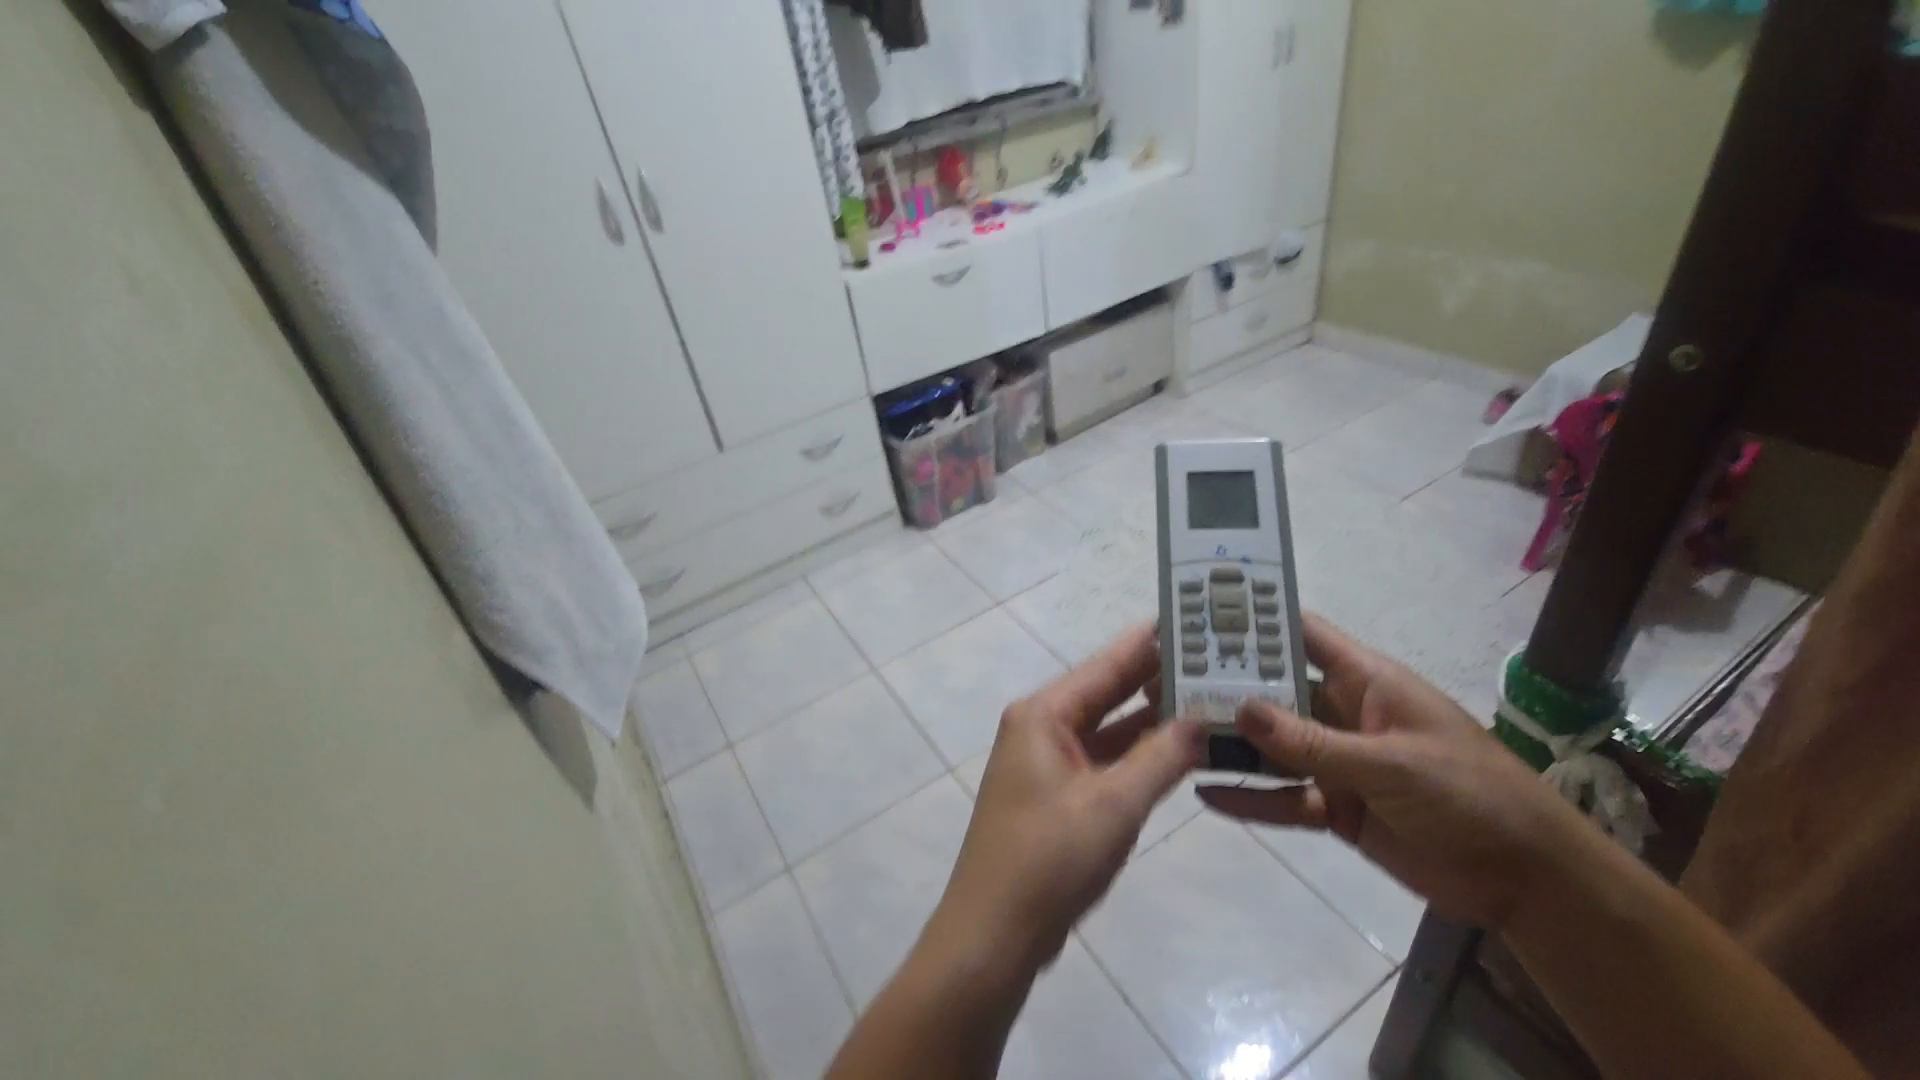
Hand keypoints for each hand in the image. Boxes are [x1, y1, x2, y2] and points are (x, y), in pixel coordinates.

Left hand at [930, 623, 1204, 973]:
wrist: (994, 933)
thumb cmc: (1050, 859)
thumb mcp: (1114, 804)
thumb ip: (1162, 756)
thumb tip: (1202, 717)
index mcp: (1043, 715)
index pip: (1107, 664)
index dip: (1151, 642)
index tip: (1194, 617)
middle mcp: (1041, 729)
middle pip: (1107, 693)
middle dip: (1158, 678)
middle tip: (1217, 658)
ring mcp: (1047, 764)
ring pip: (1109, 730)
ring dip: (1152, 720)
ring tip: (1211, 697)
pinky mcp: (1057, 798)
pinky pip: (1104, 763)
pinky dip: (1139, 757)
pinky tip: (1180, 750)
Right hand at [1199, 614, 1588, 930]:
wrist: (1528, 878)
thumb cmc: (1471, 795)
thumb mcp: (1391, 763)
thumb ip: (1313, 742)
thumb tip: (1240, 707)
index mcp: (1368, 682)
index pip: (1303, 636)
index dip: (1257, 621)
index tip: (1198, 614)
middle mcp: (1345, 715)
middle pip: (1275, 692)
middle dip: (1226, 686)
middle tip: (1163, 679)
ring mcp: (1339, 763)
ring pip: (1273, 746)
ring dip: (1230, 742)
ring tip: (1173, 732)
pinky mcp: (1337, 808)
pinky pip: (1283, 797)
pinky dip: (1249, 797)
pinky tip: (1208, 795)